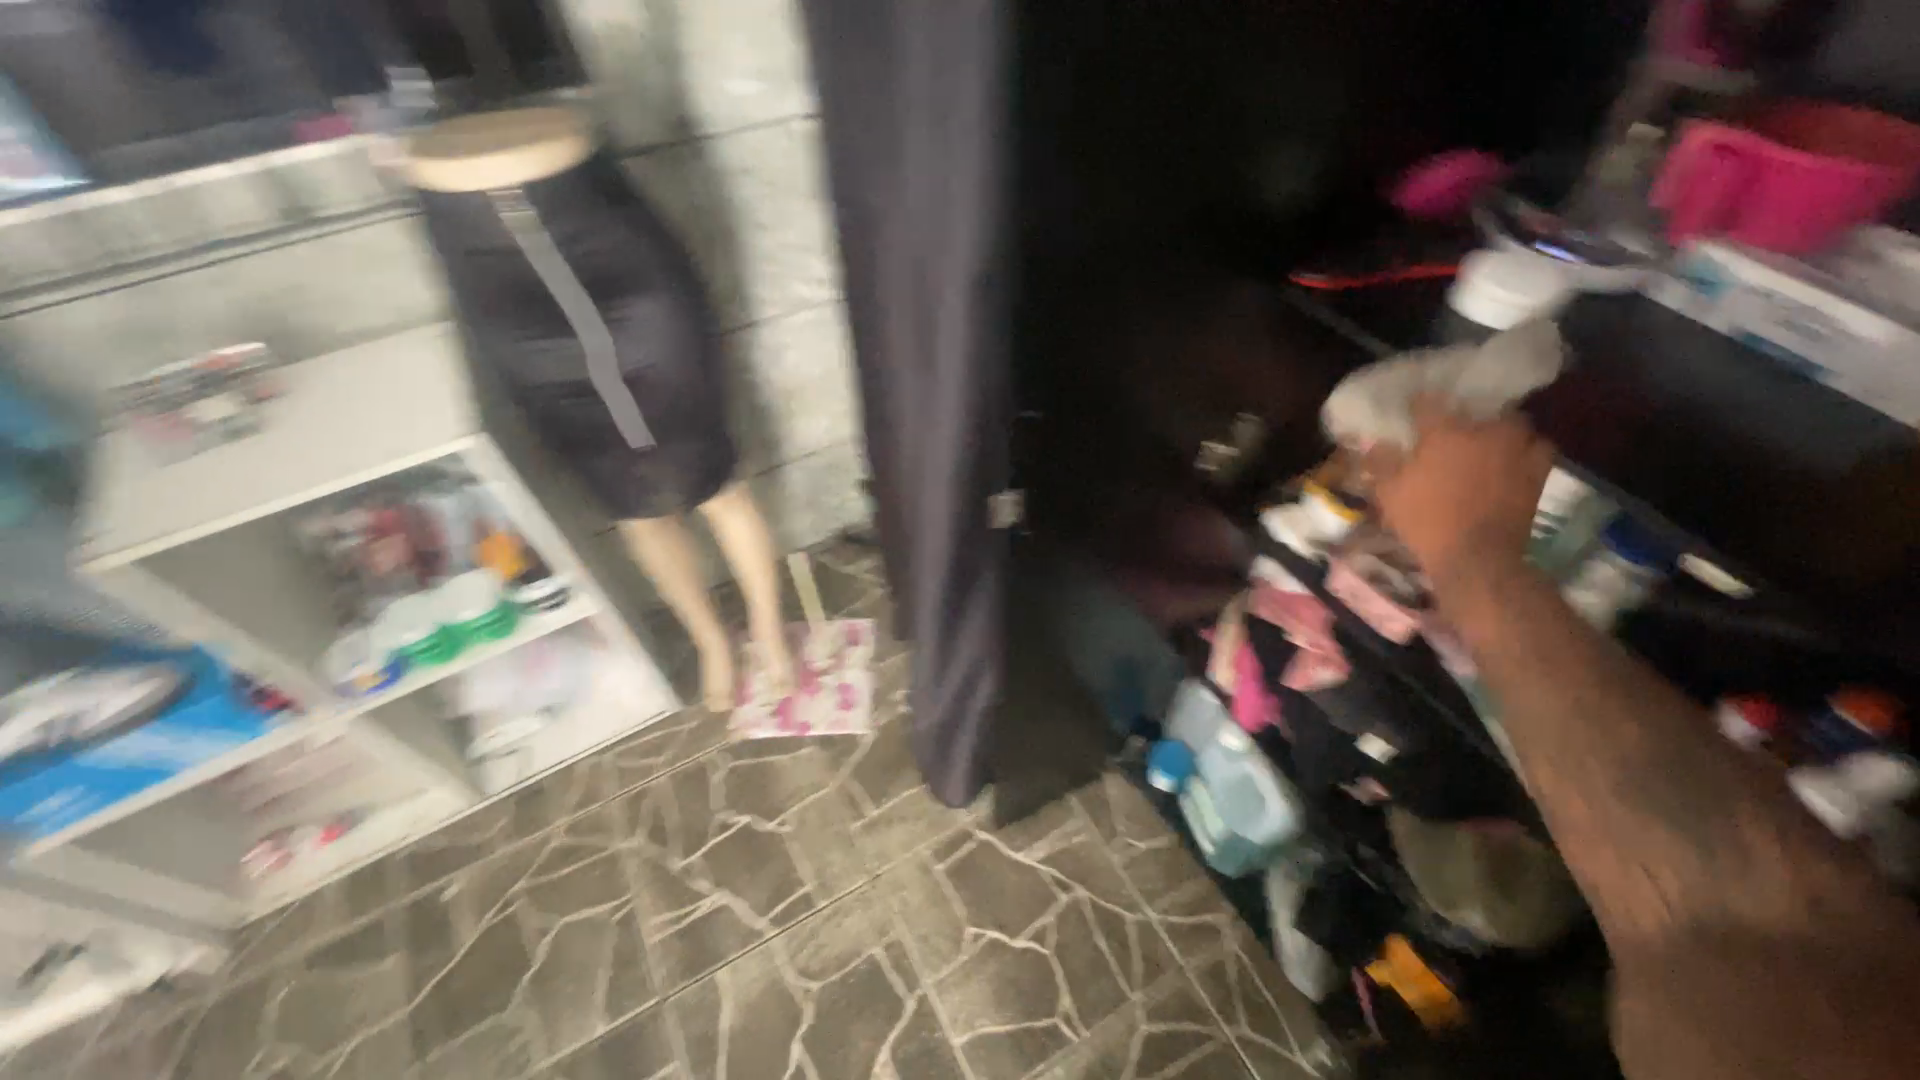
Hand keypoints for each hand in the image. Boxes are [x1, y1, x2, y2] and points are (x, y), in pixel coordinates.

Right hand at [1369, 403, 1554, 593]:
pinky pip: (1537, 447)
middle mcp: (1484, 430)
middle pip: (1478, 408)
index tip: (1412, 411)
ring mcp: (1516, 448)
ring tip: (1490, 442)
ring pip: (1513, 423)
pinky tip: (1516, 459)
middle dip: (1467, 415)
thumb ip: (1381, 463)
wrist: (1477, 555)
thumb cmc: (1426, 521)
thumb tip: (1376, 444)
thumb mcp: (1389, 494)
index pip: (1427, 403)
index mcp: (1444, 431)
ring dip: (1501, 429)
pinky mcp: (1539, 470)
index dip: (1418, 405)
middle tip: (1456, 430)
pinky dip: (1527, 449)